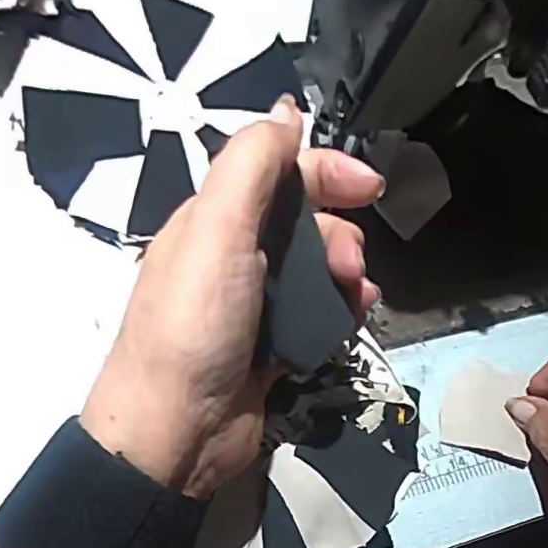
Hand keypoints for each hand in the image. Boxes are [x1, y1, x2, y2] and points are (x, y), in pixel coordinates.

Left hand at [80, 97, 384, 497]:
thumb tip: (284, 115)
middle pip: (303, 226)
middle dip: (338, 236)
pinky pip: (315, 321)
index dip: (324, 170)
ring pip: (315, 276)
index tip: (369, 186)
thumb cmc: (193, 327)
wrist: (178, 431)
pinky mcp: (270, 352)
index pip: (275, 176)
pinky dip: (337, 317)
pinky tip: (349, 324)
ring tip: (355, 299)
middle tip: (346, 268)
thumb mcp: (214, 231)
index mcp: (212, 224)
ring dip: (345, 279)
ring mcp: (252, 311)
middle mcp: (232, 262)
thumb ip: (251, 166)